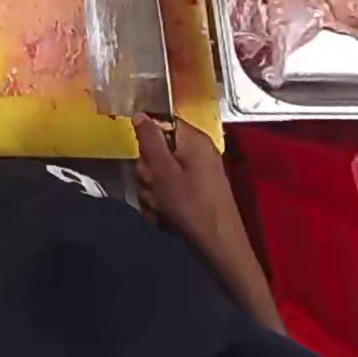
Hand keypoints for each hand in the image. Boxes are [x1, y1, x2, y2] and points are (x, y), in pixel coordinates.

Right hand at [135, 117, 234, 240]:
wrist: (217, 243)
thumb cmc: (189, 203)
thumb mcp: (162, 169)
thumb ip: (149, 139)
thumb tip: (140, 114)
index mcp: (193, 139)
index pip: (162, 121)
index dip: (147, 136)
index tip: (141, 154)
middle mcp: (198, 150)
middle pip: (158, 147)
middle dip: (148, 167)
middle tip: (152, 183)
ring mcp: (199, 170)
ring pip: (160, 169)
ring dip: (152, 186)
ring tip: (160, 202)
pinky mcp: (196, 188)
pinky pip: (170, 184)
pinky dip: (163, 197)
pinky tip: (165, 212)